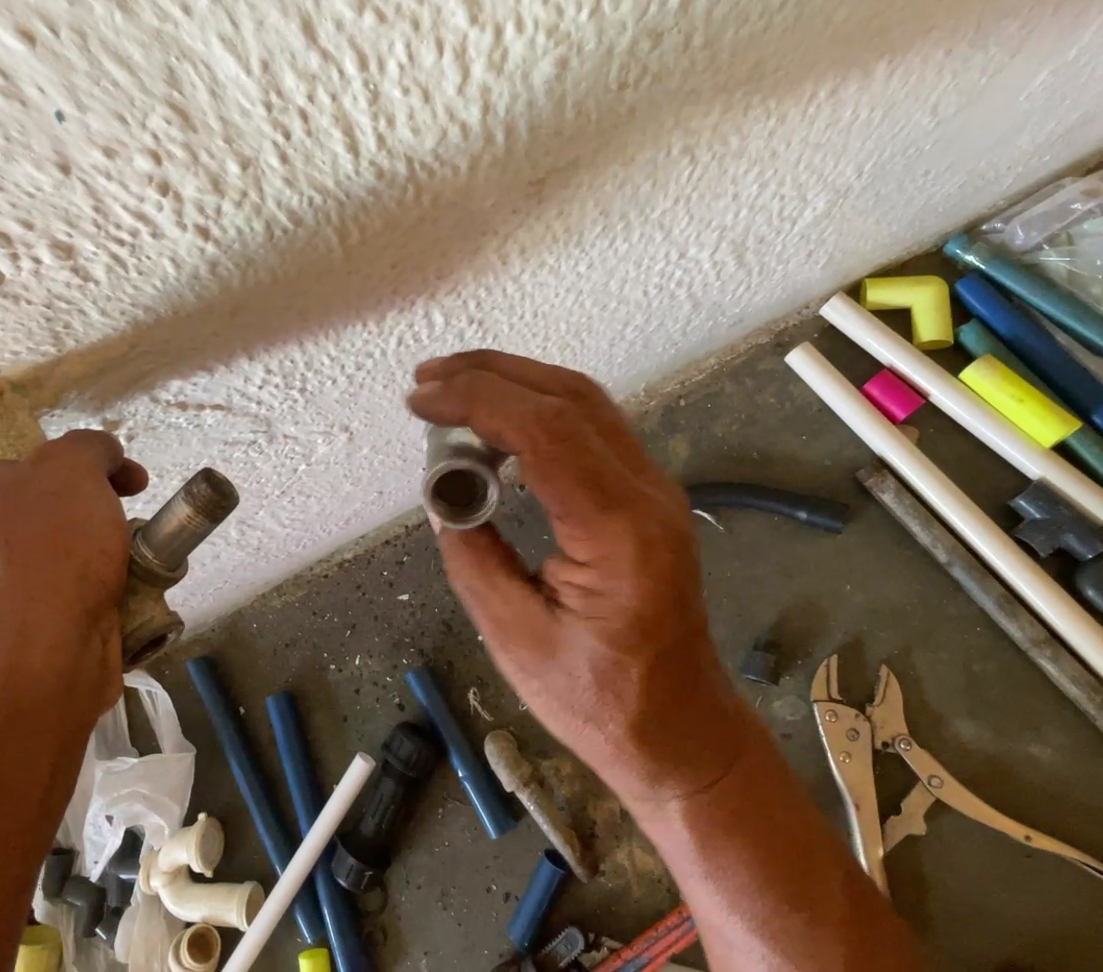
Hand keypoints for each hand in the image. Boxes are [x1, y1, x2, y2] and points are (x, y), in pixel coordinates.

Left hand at [0, 430, 148, 716]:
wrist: (43, 653)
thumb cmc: (55, 549)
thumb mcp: (73, 468)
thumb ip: (88, 448)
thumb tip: (104, 459)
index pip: (44, 464)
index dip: (95, 466)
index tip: (133, 485)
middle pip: (61, 511)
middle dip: (104, 515)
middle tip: (130, 528)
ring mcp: (3, 589)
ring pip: (73, 556)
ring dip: (111, 558)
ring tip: (134, 571)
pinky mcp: (30, 629)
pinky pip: (77, 597)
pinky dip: (105, 596)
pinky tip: (122, 602)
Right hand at [410, 352, 742, 808]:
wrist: (681, 729)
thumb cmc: (602, 703)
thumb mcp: (517, 642)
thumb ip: (474, 559)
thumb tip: (446, 497)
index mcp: (620, 533)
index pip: (546, 432)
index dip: (476, 402)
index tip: (421, 402)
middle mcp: (647, 494)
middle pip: (569, 398)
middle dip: (490, 375)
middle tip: (426, 381)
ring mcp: (654, 490)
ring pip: (585, 402)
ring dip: (515, 381)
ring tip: (451, 386)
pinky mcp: (645, 495)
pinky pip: (592, 426)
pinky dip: (538, 406)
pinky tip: (498, 418)